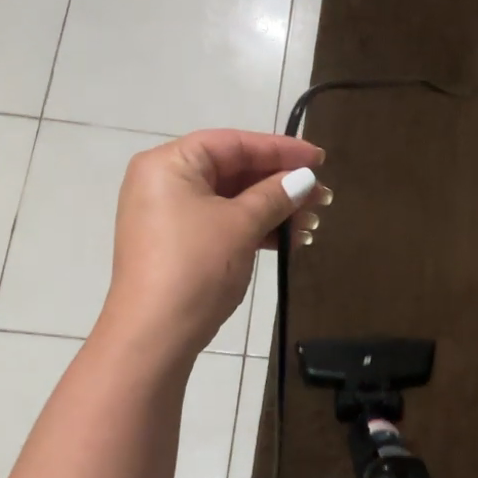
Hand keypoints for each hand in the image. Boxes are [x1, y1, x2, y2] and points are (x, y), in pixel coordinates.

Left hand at [101, 129, 323, 361]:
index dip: (280, 150)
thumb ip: (275, 196)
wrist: (155, 334)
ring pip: (230, 202)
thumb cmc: (195, 267)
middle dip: (280, 185)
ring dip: (272, 211)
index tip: (319, 160)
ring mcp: (168, 217)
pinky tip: (286, 242)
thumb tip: (304, 179)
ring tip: (310, 226)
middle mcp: (164, 182)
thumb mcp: (240, 226)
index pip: (233, 144)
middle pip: (232, 171)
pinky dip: (253, 231)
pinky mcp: (177, 247)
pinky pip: (221, 226)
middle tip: (322, 198)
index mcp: (169, 163)